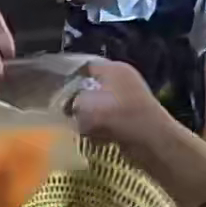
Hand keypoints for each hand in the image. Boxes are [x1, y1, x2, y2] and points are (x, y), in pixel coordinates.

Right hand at [67, 59, 186, 156]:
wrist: (151, 141)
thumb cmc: (116, 116)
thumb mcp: (84, 105)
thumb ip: (72, 102)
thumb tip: (73, 108)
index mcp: (113, 68)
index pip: (84, 65)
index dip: (68, 76)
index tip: (55, 90)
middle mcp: (124, 79)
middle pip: (92, 86)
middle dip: (79, 100)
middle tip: (65, 112)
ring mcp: (131, 99)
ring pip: (100, 106)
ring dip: (90, 117)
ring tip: (80, 127)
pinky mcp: (134, 118)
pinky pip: (110, 121)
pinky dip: (102, 129)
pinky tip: (96, 139)